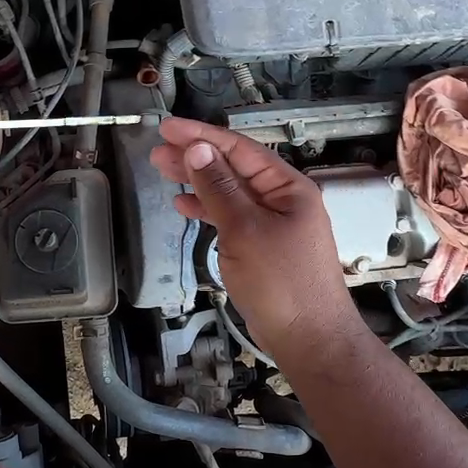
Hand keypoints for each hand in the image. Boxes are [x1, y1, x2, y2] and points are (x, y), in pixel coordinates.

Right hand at [149, 117, 356, 356]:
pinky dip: (207, 209)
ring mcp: (274, 224)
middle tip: (157, 149)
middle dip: (195, 156)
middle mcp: (283, 199)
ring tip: (163, 171)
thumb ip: (219, 187)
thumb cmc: (280, 282)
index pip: (239, 149)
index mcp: (287, 187)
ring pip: (229, 192)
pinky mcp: (263, 247)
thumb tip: (198, 149)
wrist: (310, 340)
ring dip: (197, 180)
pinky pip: (231, 216)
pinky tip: (184, 205)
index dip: (201, 135)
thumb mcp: (244, 229)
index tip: (166, 127)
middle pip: (233, 168)